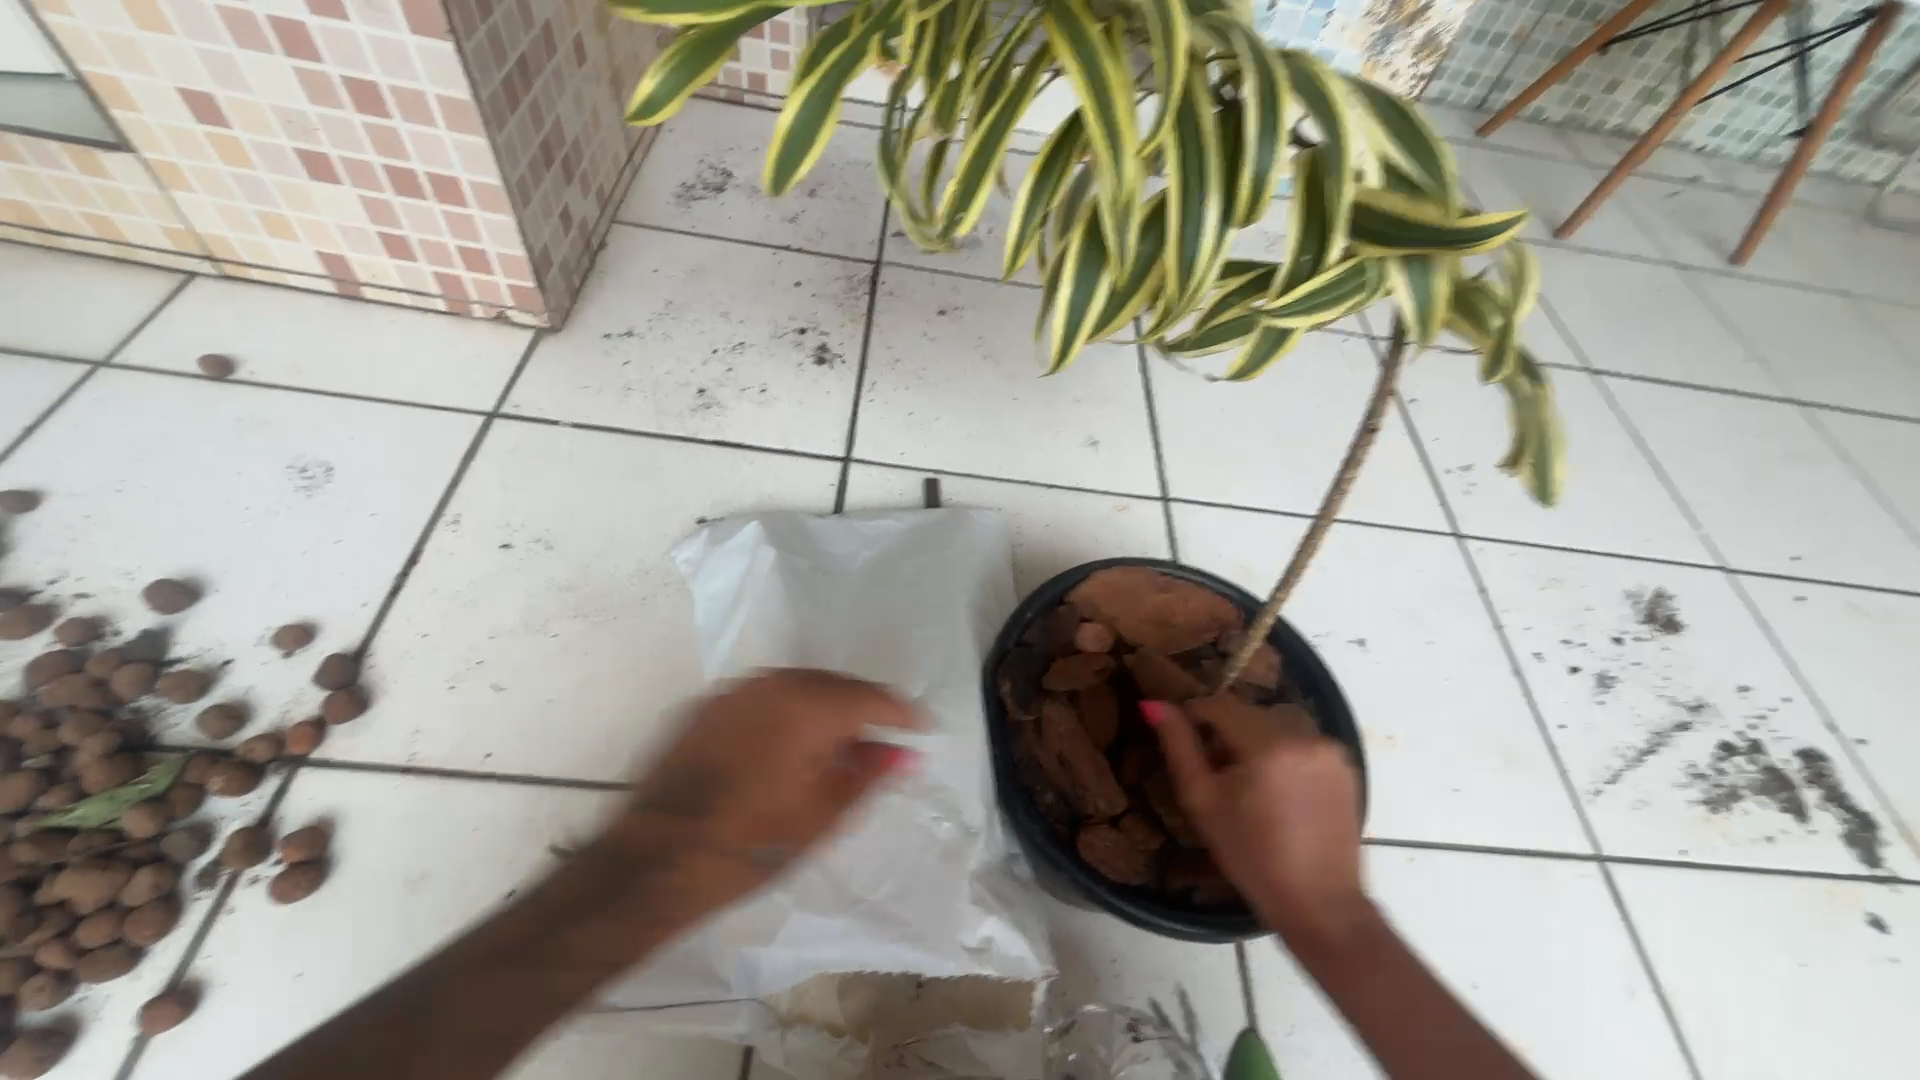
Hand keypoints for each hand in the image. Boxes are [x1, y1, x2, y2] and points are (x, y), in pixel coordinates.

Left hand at [593, 668, 919, 931]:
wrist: (653, 862)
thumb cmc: (750, 845)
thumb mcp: (823, 817)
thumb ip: (871, 775)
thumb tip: (906, 751)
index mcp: (808, 706)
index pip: (872, 696)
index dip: (901, 712)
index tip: (920, 727)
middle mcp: (771, 684)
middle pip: (833, 685)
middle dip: (860, 709)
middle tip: (876, 743)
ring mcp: (731, 693)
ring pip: (794, 688)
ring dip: (821, 710)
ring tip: (831, 749)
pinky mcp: (702, 708)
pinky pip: (760, 699)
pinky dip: (783, 715)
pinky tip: (783, 750)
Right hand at [1142, 697, 1368, 943]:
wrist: (1319, 902)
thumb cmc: (1251, 855)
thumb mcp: (1202, 801)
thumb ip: (1178, 746)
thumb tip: (1153, 704)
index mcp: (1267, 743)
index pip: (1221, 704)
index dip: (1195, 713)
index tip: (1182, 735)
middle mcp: (1304, 735)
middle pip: (1251, 712)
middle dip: (1228, 731)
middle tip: (1215, 770)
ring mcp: (1331, 750)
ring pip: (1279, 723)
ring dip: (1258, 738)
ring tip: (1249, 780)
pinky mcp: (1347, 767)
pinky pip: (1305, 741)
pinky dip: (1286, 752)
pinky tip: (1279, 790)